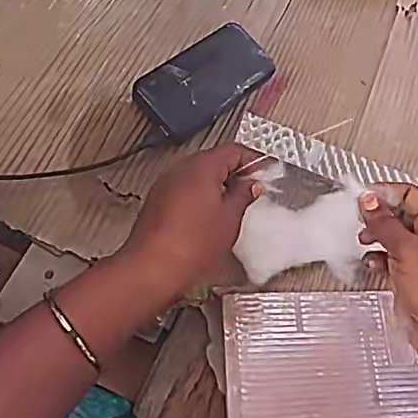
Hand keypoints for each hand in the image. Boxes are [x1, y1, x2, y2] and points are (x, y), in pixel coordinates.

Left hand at [112, 144, 262, 300]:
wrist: (153, 267)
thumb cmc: (189, 244)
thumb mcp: (230, 218)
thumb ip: (243, 195)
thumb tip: (251, 185)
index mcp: (201, 167)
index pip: (232, 150)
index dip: (252, 160)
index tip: (264, 170)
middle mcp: (180, 170)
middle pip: (213, 159)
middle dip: (235, 171)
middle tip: (252, 188)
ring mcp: (165, 184)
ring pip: (197, 174)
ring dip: (216, 183)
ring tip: (232, 204)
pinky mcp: (157, 200)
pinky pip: (183, 188)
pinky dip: (199, 194)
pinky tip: (208, 215)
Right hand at [357, 185, 417, 360]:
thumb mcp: (406, 249)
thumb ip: (384, 223)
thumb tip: (370, 202)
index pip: (411, 195)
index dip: (386, 193)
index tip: (363, 197)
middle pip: (403, 215)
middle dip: (379, 217)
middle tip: (361, 219)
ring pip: (396, 238)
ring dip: (378, 238)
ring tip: (365, 240)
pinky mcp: (417, 279)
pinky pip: (394, 260)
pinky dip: (380, 259)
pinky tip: (374, 263)